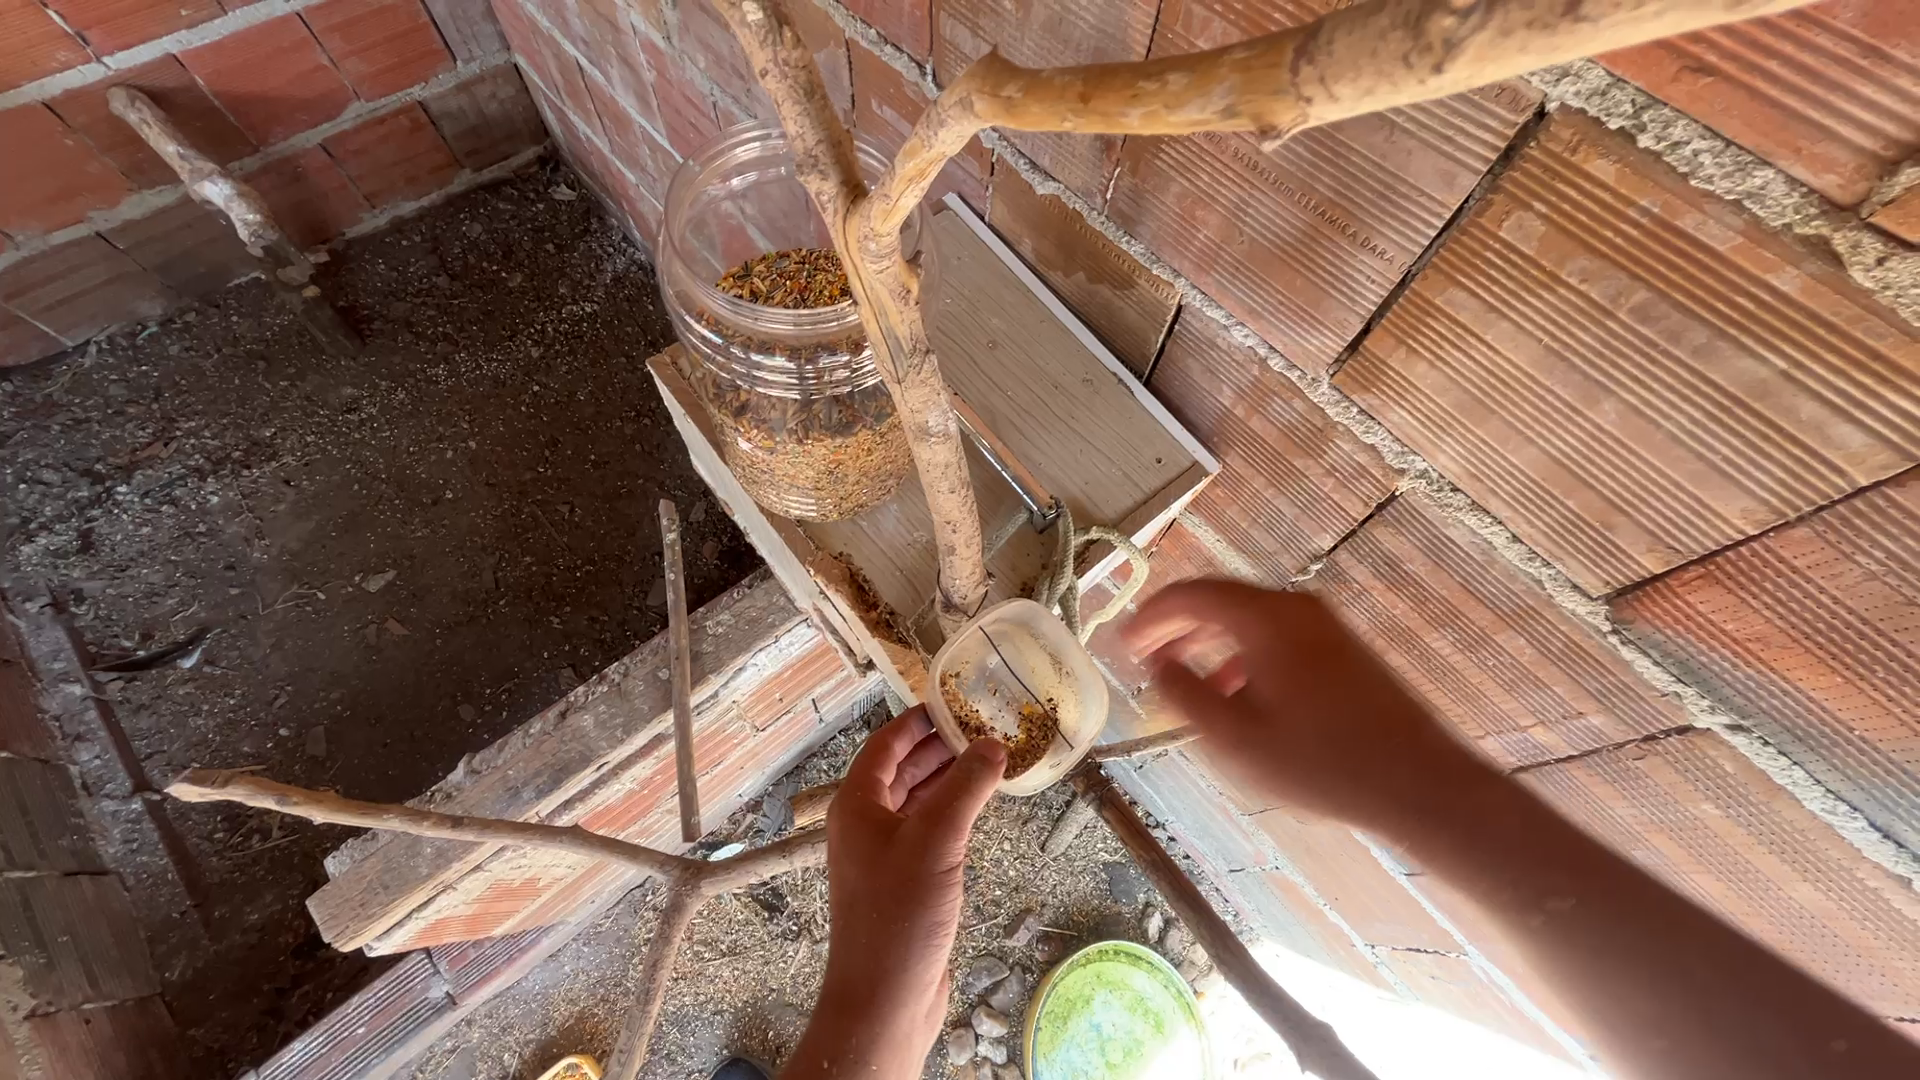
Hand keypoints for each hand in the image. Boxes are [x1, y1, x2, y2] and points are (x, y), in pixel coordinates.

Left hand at [785, 707, 1004, 1079]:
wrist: (885, 1001)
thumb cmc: (900, 915)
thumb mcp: (937, 839)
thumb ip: (966, 787)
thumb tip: (993, 744)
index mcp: (857, 803)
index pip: (886, 743)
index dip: (918, 720)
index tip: (953, 700)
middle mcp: (866, 822)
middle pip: (902, 768)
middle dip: (939, 747)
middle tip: (982, 727)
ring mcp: (884, 853)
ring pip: (918, 799)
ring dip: (949, 779)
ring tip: (990, 758)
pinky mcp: (904, 880)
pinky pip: (929, 829)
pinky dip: (953, 811)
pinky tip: (980, 806)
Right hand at [1122, 579, 1499, 838]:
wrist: (1422, 785)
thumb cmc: (1321, 764)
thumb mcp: (1235, 738)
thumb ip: (1184, 693)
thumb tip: (1157, 663)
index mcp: (1264, 618)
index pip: (1188, 595)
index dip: (1147, 617)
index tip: (1120, 644)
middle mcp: (1293, 606)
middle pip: (1217, 600)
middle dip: (1174, 627)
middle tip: (1143, 657)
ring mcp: (1322, 623)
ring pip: (1245, 618)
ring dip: (1206, 641)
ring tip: (1183, 676)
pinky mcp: (1339, 645)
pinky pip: (1273, 634)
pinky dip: (1240, 651)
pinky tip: (1235, 691)